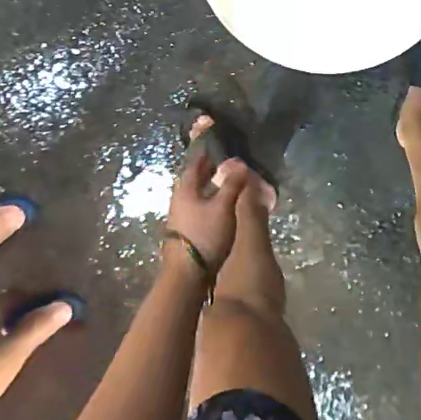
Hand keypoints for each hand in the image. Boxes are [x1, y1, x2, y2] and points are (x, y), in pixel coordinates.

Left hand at [166, 150, 254, 272]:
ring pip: (196, 194)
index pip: (195, 163)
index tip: (218, 145)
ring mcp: (180, 215)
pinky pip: (198, 206)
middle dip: (209, 170)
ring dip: (209, 187)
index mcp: (185, 189)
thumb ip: (232, 185)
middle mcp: (179, 199)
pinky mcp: (185, 230)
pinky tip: (220, 206)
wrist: (186, 274)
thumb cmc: (205, 235)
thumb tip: (241, 164)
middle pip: (194, 179)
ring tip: (227, 184)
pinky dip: (208, 200)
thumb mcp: (223, 208)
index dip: (206, 153)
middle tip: (226, 164)